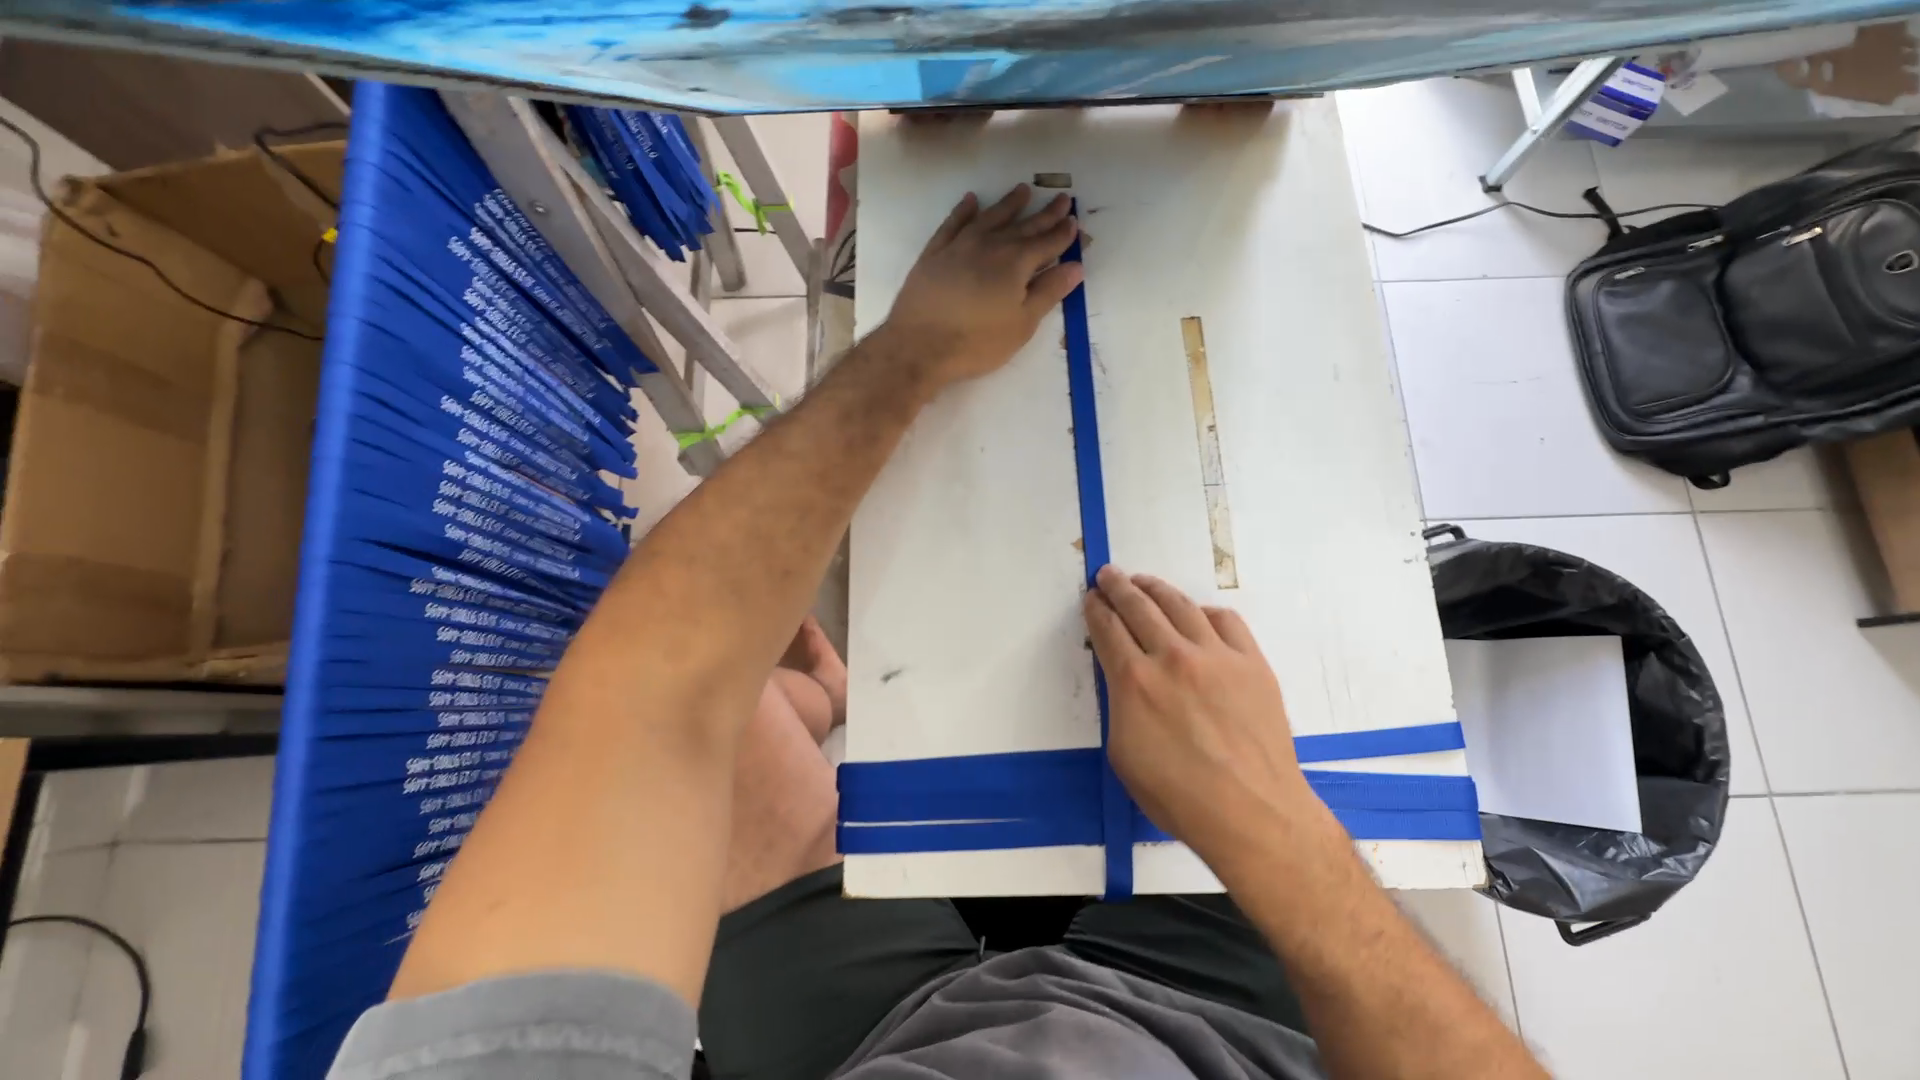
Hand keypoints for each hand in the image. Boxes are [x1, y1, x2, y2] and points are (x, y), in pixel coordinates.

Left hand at [879, 185, 1083, 388]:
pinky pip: (953, 224)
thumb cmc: (976, 343)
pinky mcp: (934, 253)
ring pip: (989, 218)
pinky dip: (963, 211)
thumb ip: (1048, 292)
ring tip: (1022, 191)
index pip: (1046, 244)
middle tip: (1061, 199)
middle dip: (1044, 215)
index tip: (1074, 221)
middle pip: (1022, 226)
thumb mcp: (1021, 324)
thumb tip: (1075, 266)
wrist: (919, 346)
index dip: (1062, 234)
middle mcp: (990, 246)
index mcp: (1015, 264)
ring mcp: (959, 246)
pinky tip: (971, 201)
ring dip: (1008, 204)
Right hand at [1083, 566, 1319, 869]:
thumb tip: (1125, 680)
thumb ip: (1120, 705)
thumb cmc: (1179, 797)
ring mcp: (1217, 657)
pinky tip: (1197, 612)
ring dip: (1156, 589)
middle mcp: (1173, 657)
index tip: (1091, 598)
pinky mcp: (1252, 663)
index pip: (1108, 630)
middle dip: (1119, 587)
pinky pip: (1226, 621)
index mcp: (1135, 682)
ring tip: (1143, 581)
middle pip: (1139, 607)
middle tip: (1108, 575)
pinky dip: (1204, 611)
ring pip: (1181, 605)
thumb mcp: (1124, 754)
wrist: (1252, 813)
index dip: (1096, 610)